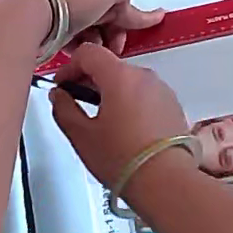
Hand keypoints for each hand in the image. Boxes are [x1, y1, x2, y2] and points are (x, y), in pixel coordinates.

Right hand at [49, 43, 192, 190]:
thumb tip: (59, 95)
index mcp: (120, 76)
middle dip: (90, 80)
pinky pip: (146, 94)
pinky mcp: (173, 104)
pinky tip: (125, 127)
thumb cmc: (121, 158)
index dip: (69, 67)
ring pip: (129, 81)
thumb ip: (64, 108)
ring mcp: (162, 89)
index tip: (61, 86)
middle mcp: (144, 76)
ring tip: (101, 120)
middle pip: (111, 66)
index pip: (89, 53)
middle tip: (76, 103)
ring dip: (112, 92)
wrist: (166, 180)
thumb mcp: (82, 135)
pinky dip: (131, 102)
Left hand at [57, 0, 164, 53]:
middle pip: (109, 24)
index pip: (122, 5)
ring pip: (94, 38)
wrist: (36, 17)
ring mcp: (68, 21)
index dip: (137, 16)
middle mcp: (81, 4)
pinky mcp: (56, 37)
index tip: (154, 22)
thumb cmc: (73, 2)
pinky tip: (81, 55)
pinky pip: (77, 48)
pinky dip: (83, 52)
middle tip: (115, 48)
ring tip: (97, 53)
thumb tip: (130, 2)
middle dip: (116, 36)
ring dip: (100, 46)